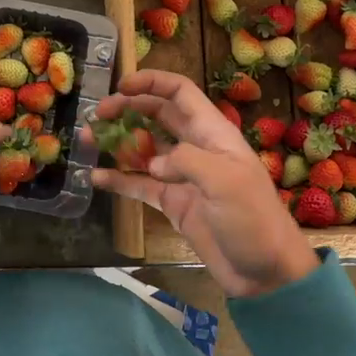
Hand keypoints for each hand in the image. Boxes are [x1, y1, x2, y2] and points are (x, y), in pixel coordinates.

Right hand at [87, 71, 319, 297]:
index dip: (151, 83)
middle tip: (96, 115)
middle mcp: (196, 148)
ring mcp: (182, 176)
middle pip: (157, 115)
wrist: (266, 273)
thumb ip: (185, 160)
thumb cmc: (253, 220)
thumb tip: (152, 163)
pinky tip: (96, 177)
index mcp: (213, 133)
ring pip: (144, 148)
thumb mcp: (225, 181)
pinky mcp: (173, 203)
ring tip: (88, 140)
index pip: (180, 93)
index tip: (120, 85)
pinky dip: (119, 179)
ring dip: (118, 142)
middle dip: (127, 109)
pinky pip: (140, 184)